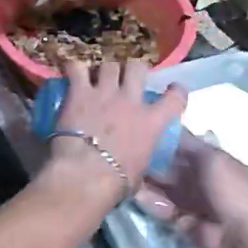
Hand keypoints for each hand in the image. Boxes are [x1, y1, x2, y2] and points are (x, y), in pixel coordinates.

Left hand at [45, 60, 187, 204]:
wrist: (87, 175)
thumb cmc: (116, 182)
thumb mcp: (140, 172)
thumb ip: (141, 157)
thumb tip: (136, 161)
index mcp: (152, 122)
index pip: (175, 98)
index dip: (175, 91)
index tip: (172, 90)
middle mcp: (131, 101)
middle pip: (137, 67)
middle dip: (132, 70)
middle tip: (124, 79)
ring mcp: (105, 93)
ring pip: (109, 65)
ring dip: (104, 70)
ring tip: (97, 78)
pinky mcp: (79, 92)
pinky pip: (76, 68)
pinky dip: (74, 69)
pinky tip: (71, 74)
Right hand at [138, 133, 247, 247]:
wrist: (239, 237)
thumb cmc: (231, 191)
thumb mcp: (214, 158)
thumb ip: (190, 144)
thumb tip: (170, 128)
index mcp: (219, 164)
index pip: (191, 149)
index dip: (171, 142)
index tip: (148, 133)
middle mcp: (207, 182)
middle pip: (176, 169)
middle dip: (156, 162)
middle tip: (133, 153)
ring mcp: (195, 203)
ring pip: (167, 189)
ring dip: (151, 182)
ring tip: (130, 173)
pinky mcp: (184, 221)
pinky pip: (165, 208)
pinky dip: (153, 202)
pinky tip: (138, 194)